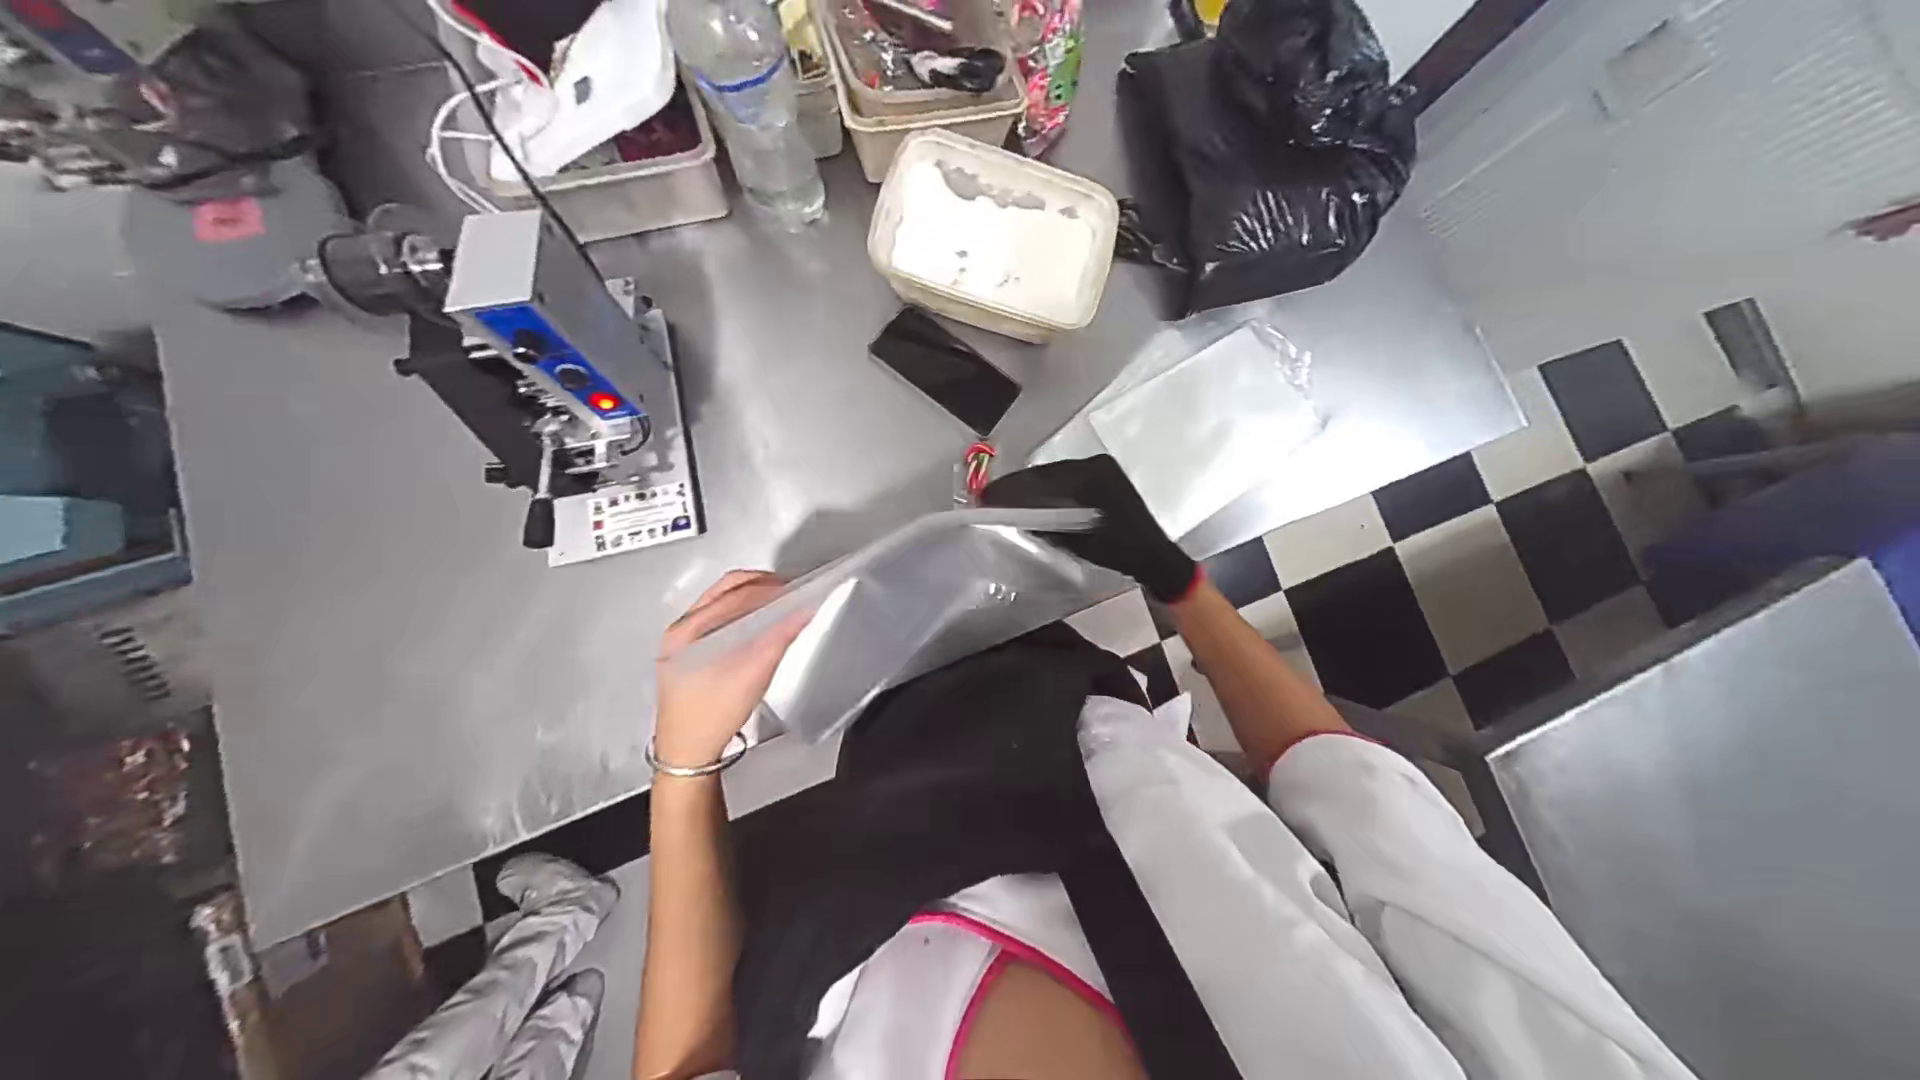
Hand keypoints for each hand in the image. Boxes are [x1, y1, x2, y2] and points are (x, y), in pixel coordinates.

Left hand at [654, 570, 811, 768]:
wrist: (688, 755)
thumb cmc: (710, 720)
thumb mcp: (751, 678)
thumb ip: (777, 641)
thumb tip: (802, 612)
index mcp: (687, 631)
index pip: (735, 594)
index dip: (770, 589)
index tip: (798, 589)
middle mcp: (681, 629)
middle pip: (726, 589)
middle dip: (762, 584)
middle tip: (792, 590)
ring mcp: (684, 639)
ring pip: (724, 600)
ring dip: (754, 595)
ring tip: (782, 602)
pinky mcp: (693, 649)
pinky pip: (722, 615)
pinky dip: (746, 610)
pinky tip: (764, 620)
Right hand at [981, 455, 1199, 602]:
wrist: (1156, 557)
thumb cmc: (1121, 552)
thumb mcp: (1078, 542)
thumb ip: (1047, 525)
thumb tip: (1014, 517)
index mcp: (1093, 476)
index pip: (1043, 480)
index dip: (1012, 490)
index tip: (988, 498)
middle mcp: (1096, 464)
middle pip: (1045, 474)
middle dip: (1016, 487)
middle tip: (988, 499)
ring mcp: (1100, 468)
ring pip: (1053, 475)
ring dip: (1029, 488)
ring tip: (1003, 500)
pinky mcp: (1101, 476)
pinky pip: (1065, 479)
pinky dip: (1046, 489)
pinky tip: (1030, 500)